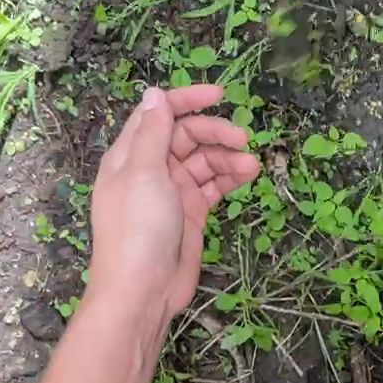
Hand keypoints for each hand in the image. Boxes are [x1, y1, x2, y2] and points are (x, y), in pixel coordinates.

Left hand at [87, 85, 260, 324]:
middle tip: (243, 139)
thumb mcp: (144, 174)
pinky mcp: (192, 210)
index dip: (187, 100)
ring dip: (228, 157)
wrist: (143, 290)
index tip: (219, 95)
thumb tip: (155, 92)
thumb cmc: (137, 228)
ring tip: (251, 166)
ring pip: (205, 160)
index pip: (159, 114)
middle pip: (187, 135)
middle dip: (215, 133)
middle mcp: (152, 169)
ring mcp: (173, 190)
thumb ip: (153, 133)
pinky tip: (248, 175)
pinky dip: (231, 176)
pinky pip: (215, 183)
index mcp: (131, 156)